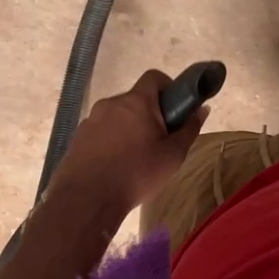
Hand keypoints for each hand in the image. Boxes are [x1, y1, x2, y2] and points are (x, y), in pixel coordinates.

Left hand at [46, 70, 207, 213]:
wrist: (86, 202)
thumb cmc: (137, 174)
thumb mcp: (174, 154)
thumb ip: (190, 128)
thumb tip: (202, 109)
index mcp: (136, 102)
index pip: (154, 77)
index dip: (168, 88)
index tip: (174, 110)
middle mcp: (111, 104)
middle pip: (135, 99)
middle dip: (149, 114)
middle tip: (159, 139)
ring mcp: (90, 121)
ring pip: (117, 116)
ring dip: (128, 128)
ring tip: (135, 157)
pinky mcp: (76, 139)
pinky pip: (100, 132)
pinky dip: (110, 141)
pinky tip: (114, 166)